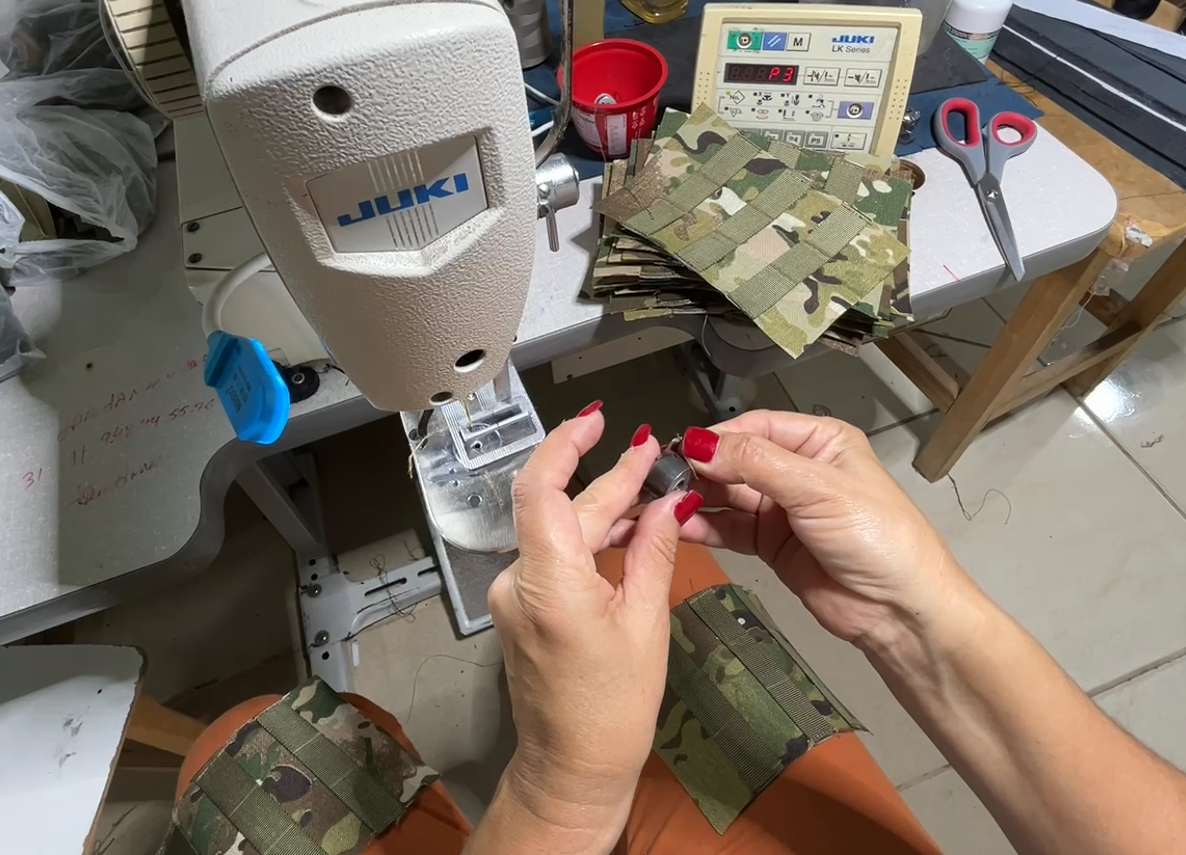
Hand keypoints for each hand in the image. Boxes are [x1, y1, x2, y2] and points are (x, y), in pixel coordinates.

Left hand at [475, 406, 699, 854]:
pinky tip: (625, 524)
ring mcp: (514, 590)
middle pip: (560, 507)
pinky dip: (588, 534)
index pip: (541, 489)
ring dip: (600, 505)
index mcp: (549, 583)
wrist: (571, 769)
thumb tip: (671, 501)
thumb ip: (653, 550)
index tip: (598, 418)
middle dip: (607, 478)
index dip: (565, 444)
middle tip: (647, 450)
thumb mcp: (645, 623)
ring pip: (558, 527)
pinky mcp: (521, 601)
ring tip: (648, 484)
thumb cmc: (613, 708)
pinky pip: (555, 550)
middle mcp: (518, 579)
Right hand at [667, 411, 981, 661]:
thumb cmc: (875, 537)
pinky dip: (703, 526)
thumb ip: (754, 463)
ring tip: (659, 501)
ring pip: (727, 493)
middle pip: (735, 460)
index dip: (717, 438)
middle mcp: (795, 468)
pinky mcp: (769, 543)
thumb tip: (696, 443)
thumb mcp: (817, 489)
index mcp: (817, 440)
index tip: (680, 450)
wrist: (903, 615)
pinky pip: (728, 527)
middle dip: (700, 468)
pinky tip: (677, 525)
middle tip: (660, 477)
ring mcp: (780, 507)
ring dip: (696, 497)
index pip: (754, 428)